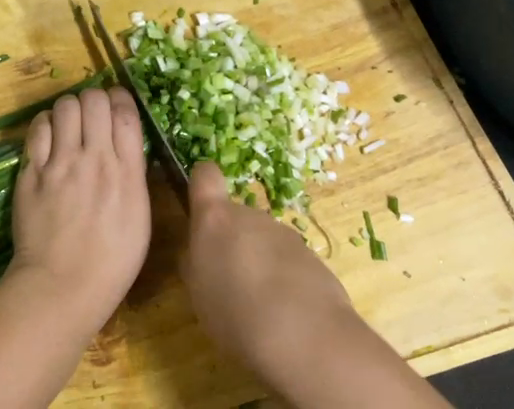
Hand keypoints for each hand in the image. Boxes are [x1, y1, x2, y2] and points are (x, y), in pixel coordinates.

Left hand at [7, 86, 151, 331]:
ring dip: (68, 109)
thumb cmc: (110, 262)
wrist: (62, 286)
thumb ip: (133, 176)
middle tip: (91, 115)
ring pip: (64, 106)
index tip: (116, 103)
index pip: (125, 112)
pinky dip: (45, 123)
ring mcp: (59, 162)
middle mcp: (93, 159)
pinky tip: (48, 136)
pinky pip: (38, 127)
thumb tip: (126, 147)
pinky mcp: (31, 170)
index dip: (121, 98)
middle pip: (93, 100)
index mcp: (126, 173)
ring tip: (68, 124)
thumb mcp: (139, 218)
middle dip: (94, 99)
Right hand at [182, 161, 350, 364]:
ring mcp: (286, 235)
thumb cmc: (234, 311)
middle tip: (232, 282)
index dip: (202, 185)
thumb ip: (197, 262)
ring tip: (262, 308)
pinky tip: (288, 317)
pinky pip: (292, 265)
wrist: (304, 337)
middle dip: (235, 242)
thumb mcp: (198, 290)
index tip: (200, 206)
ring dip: (263, 264)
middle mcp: (252, 216)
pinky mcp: (316, 260)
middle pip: (238, 217)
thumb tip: (201, 253)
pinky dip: (288, 283)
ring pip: (267, 242)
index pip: (205, 175)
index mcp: (216, 218)